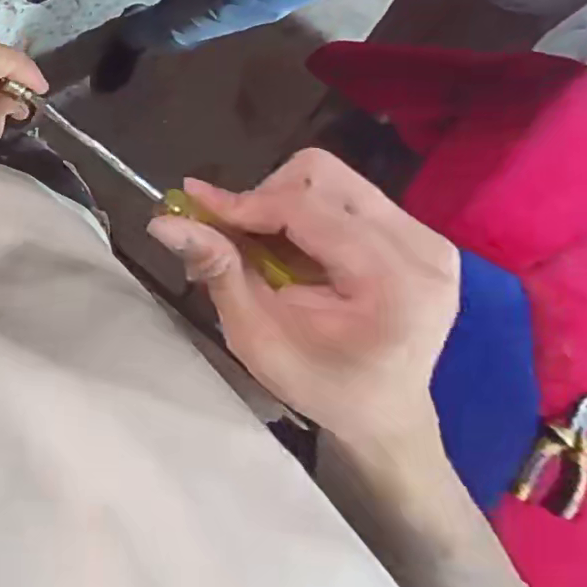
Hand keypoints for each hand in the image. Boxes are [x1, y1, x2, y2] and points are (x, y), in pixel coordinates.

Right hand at [146, 148, 459, 448]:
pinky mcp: (415, 234)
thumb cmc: (318, 382)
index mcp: (393, 283)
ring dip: (278, 202)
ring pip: (328, 177)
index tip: (190, 208)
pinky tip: (286, 249)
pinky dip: (298, 211)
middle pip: (321, 175)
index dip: (241, 203)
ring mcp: (424, 237)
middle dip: (262, 197)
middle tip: (230, 233)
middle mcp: (421, 248)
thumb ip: (217, 270)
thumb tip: (163, 222)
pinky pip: (340, 193)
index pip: (306, 209)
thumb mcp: (254, 335)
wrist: (382, 411)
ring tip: (259, 245)